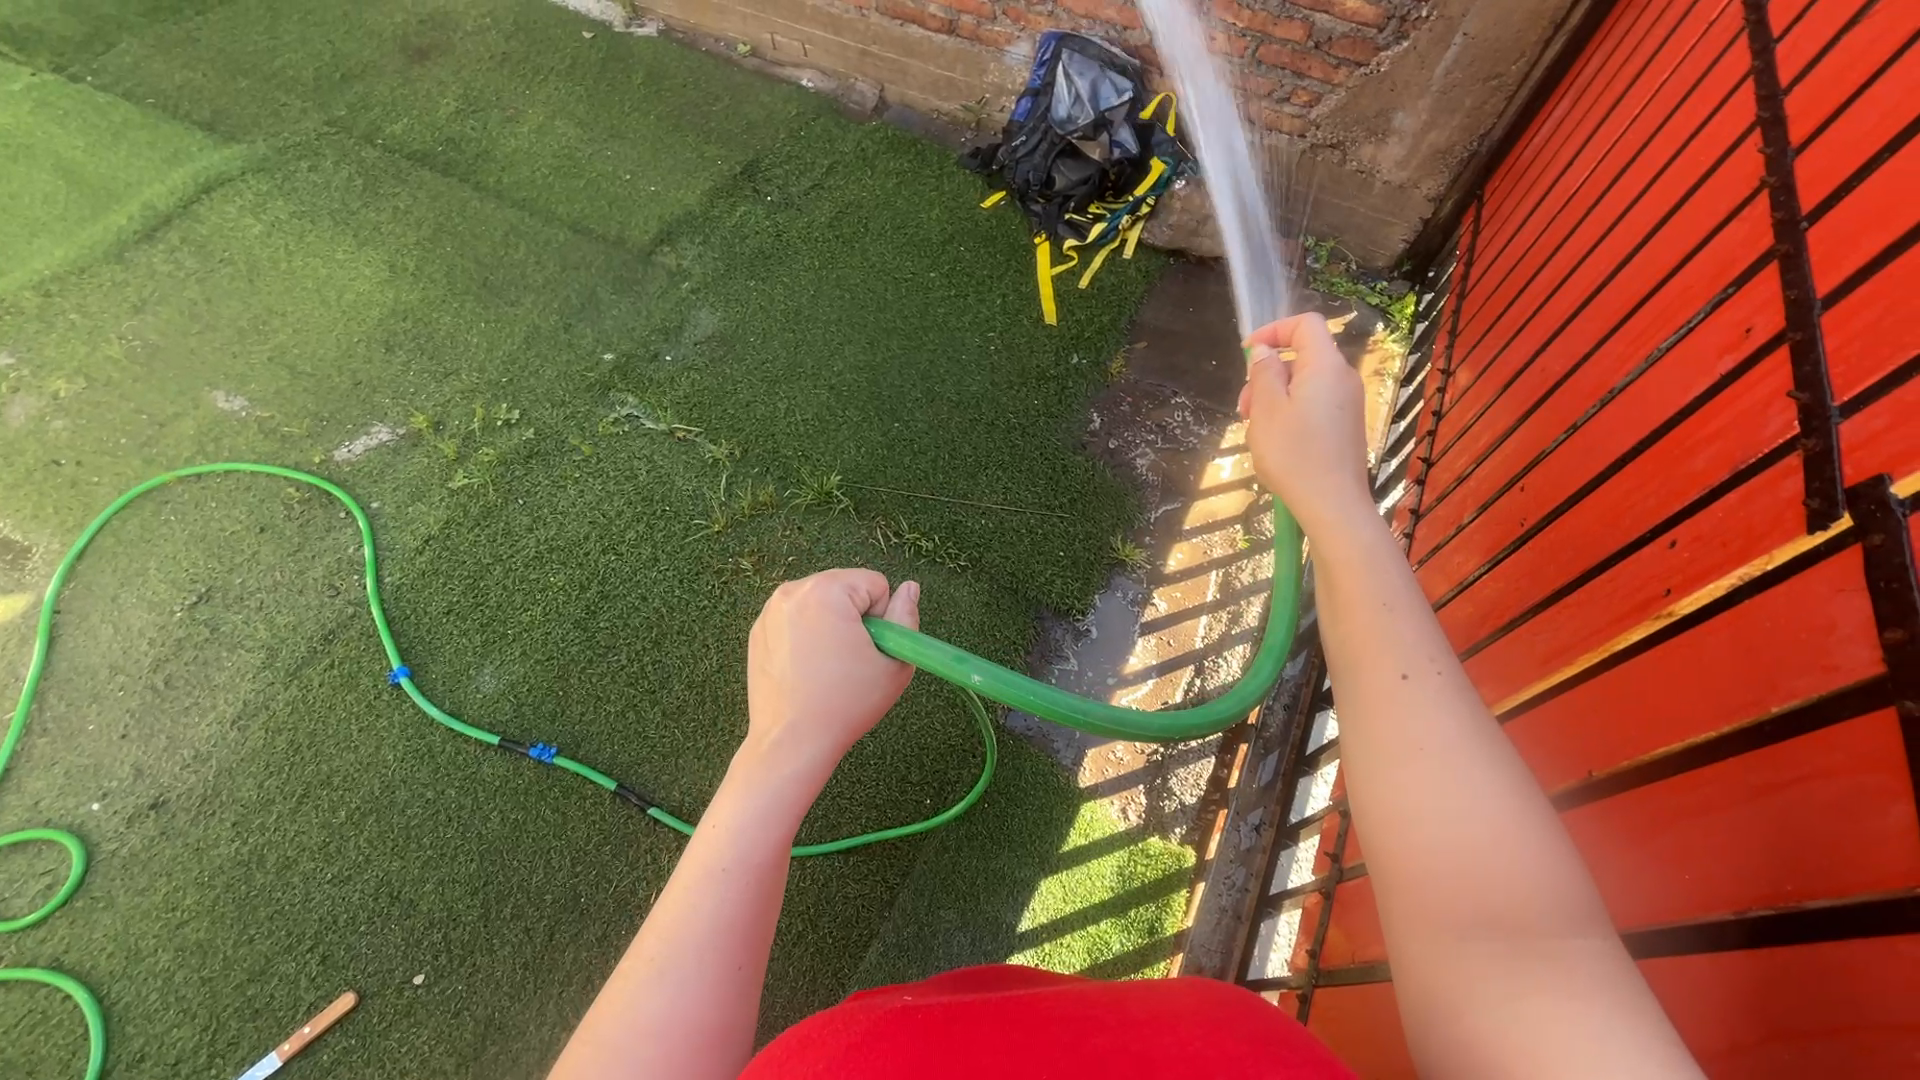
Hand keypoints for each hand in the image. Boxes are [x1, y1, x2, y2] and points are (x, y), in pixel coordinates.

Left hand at [745, 569, 919, 781]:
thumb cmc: (847, 703)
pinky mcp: (759, 629)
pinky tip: (807, 668)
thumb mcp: (894, 661)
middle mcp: (793, 590)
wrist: (792, 741)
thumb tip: (910, 586)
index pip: (875, 584)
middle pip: (846, 588)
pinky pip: (799, 618)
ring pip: (823, 602)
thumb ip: (906, 617)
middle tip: (849, 660)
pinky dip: (808, 634)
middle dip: (855, 617)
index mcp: (827, 590)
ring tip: (829, 666)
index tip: (868, 649)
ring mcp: (771, 610)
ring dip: (833, 624)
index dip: (882, 619)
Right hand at [1236, 313, 1373, 538]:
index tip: (1247, 353)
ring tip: (1255, 430)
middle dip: (1267, 374)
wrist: (1332, 503)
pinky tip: (1275, 442)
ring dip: (1273, 398)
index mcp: (1325, 367)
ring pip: (1304, 384)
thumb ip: (1264, 374)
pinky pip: (1313, 405)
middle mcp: (1342, 378)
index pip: (1305, 325)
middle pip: (1301, 357)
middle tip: (1243, 408)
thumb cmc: (1294, 454)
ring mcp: (1347, 404)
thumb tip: (1264, 352)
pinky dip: (1289, 413)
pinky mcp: (1345, 426)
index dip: (1274, 330)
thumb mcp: (1267, 410)